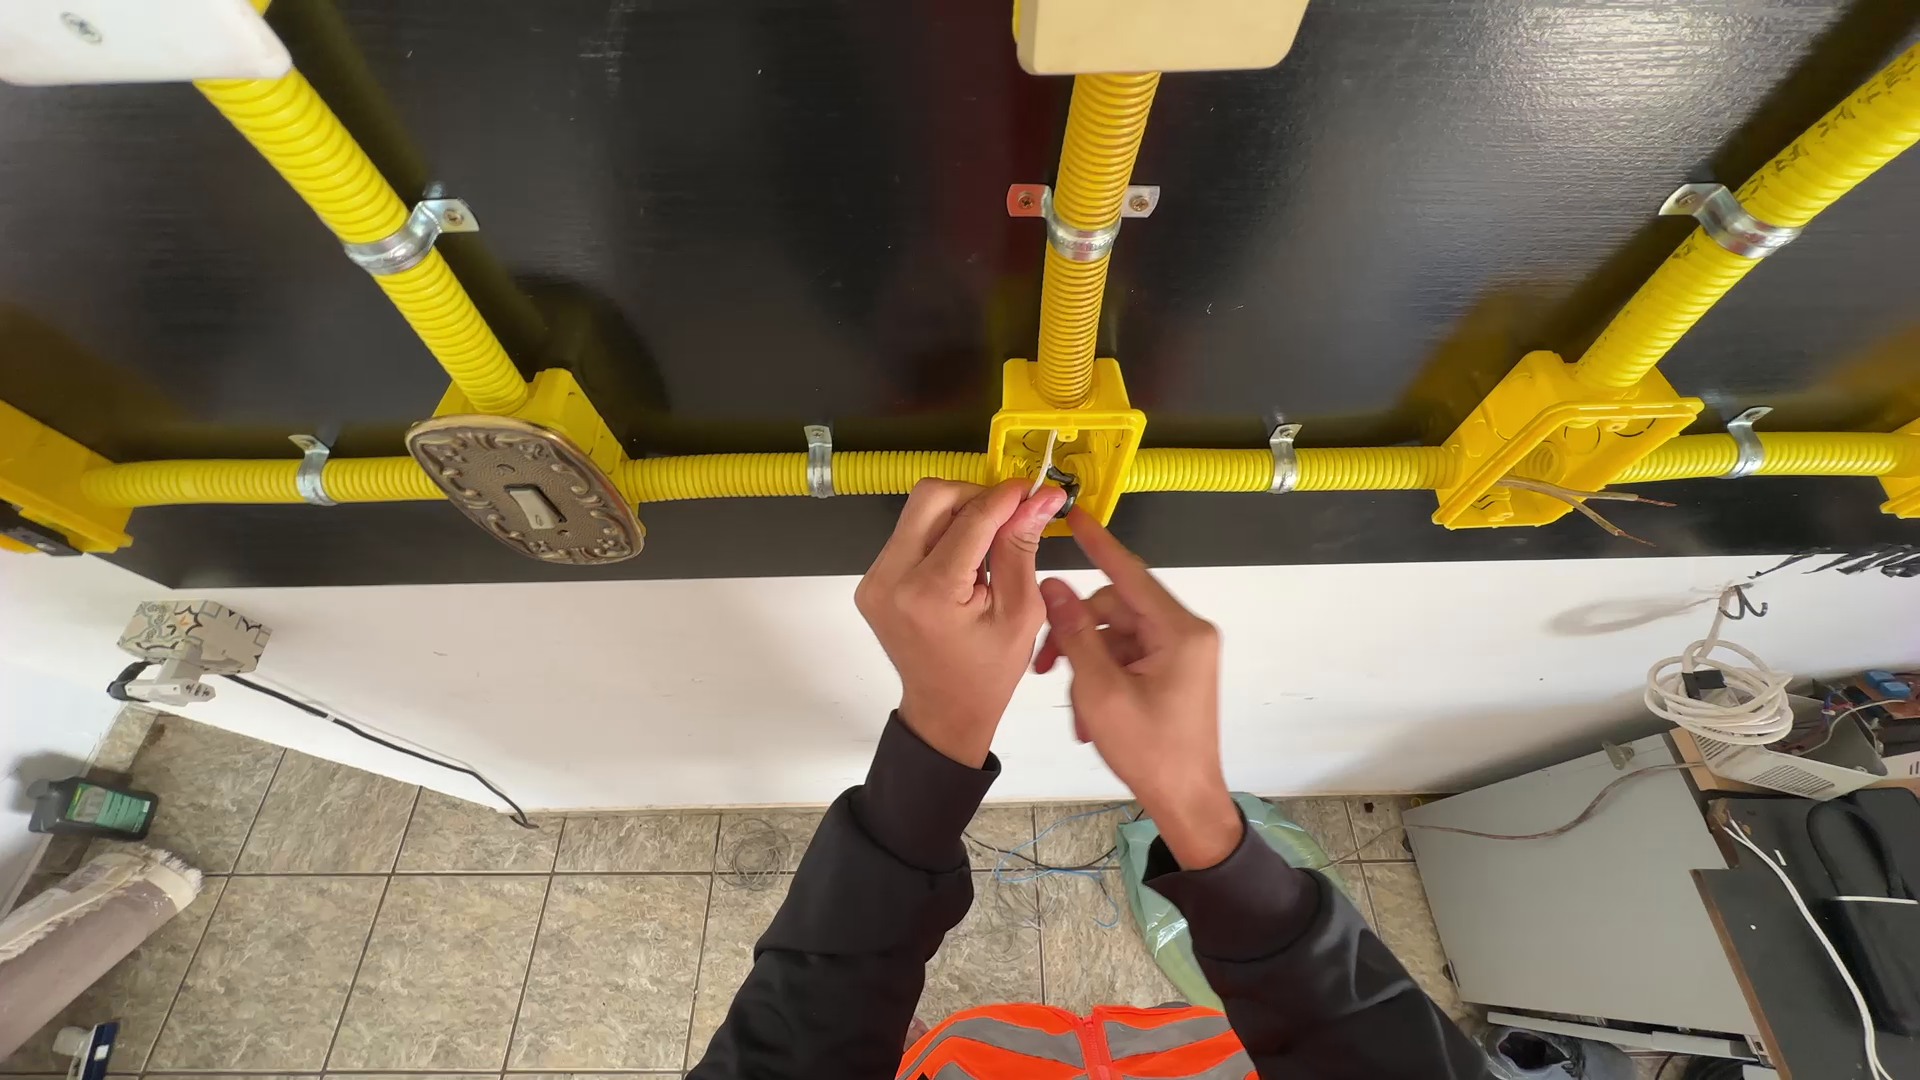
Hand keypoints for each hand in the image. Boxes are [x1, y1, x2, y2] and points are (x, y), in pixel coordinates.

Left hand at [856, 478, 1067, 766]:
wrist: (944, 710)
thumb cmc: (988, 672)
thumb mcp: (1021, 613)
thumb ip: (1022, 548)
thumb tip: (1041, 499)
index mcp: (930, 593)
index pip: (970, 519)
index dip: (1005, 497)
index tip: (1031, 489)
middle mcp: (890, 579)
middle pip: (930, 497)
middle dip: (974, 496)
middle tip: (1006, 514)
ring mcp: (874, 579)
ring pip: (917, 511)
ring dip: (957, 514)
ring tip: (985, 546)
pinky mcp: (871, 580)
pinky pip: (908, 534)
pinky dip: (939, 534)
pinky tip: (962, 562)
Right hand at [1033, 509, 1240, 868]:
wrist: (1185, 802)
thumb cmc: (1150, 753)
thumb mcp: (1100, 691)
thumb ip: (1074, 633)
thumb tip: (1053, 586)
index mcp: (1180, 632)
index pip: (1130, 572)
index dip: (1098, 543)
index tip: (1075, 514)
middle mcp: (1186, 633)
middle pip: (1115, 609)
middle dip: (1077, 634)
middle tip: (1044, 666)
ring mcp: (1180, 651)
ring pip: (1115, 633)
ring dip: (1086, 662)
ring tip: (1074, 707)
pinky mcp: (1172, 668)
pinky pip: (1126, 654)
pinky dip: (1102, 675)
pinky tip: (1088, 713)